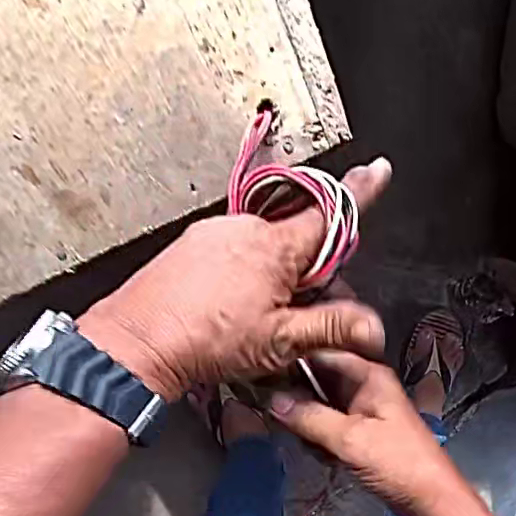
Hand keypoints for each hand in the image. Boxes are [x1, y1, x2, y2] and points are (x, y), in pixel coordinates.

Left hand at [78, 159, 392, 400]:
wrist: (138, 343)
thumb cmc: (205, 340)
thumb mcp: (282, 341)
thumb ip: (332, 327)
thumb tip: (370, 326)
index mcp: (273, 247)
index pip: (330, 213)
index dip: (360, 193)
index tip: (377, 172)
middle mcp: (243, 230)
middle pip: (299, 240)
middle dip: (312, 272)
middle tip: (305, 314)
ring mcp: (214, 236)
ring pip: (267, 250)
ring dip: (278, 278)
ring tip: (261, 320)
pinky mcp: (193, 249)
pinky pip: (236, 254)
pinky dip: (247, 278)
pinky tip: (236, 312)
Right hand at [268, 351, 469, 515]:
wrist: (430, 500)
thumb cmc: (398, 463)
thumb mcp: (350, 439)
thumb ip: (309, 418)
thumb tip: (271, 400)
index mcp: (369, 376)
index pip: (321, 352)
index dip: (292, 360)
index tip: (263, 373)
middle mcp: (364, 387)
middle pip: (317, 380)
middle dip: (298, 401)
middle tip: (283, 420)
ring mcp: (362, 411)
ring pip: (319, 407)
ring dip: (309, 427)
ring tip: (311, 445)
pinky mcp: (360, 435)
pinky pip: (328, 429)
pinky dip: (322, 442)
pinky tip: (324, 457)